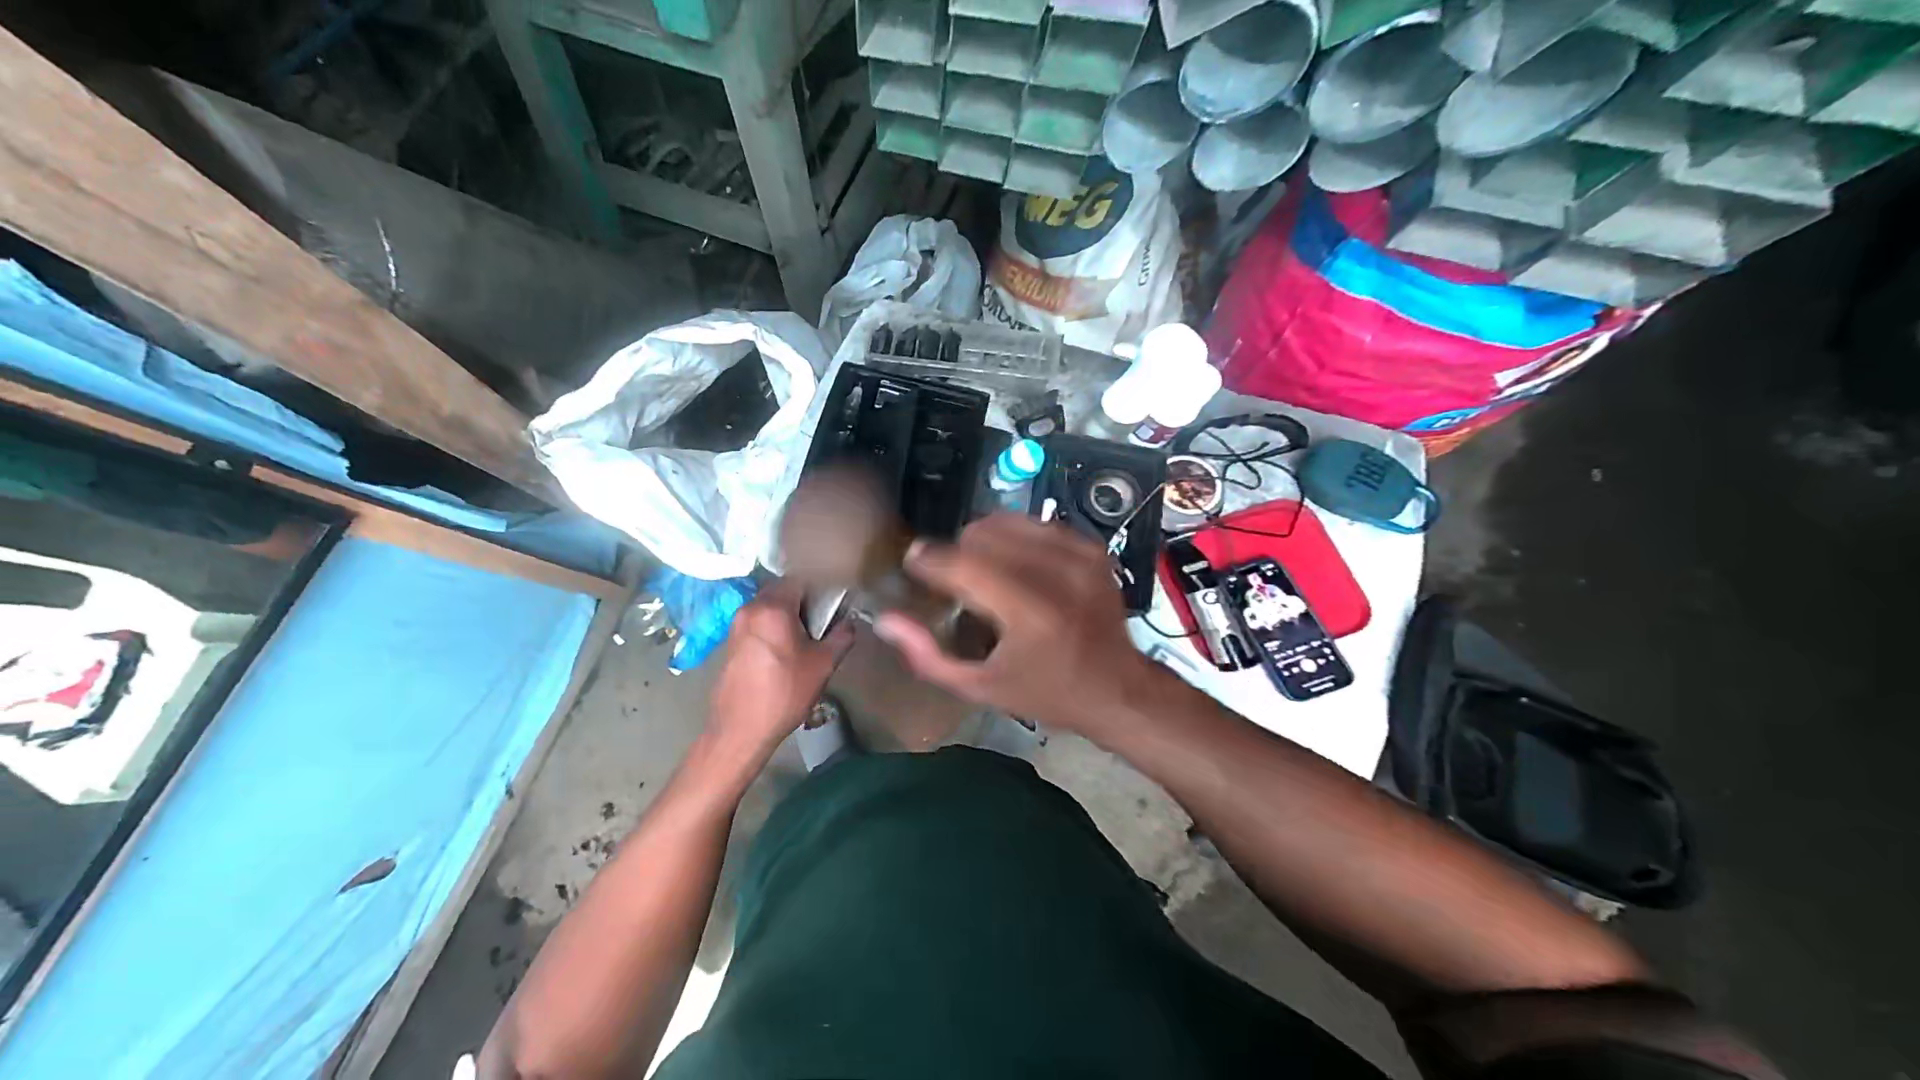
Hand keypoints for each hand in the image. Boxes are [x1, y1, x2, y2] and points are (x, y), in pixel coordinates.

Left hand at [707, 581, 854, 753]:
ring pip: (767, 606)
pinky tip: (784, 649)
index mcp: (773, 608)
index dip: (820, 587)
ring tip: (805, 636)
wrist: (740, 729)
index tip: (835, 601)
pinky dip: (772, 626)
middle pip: (781, 590)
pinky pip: (756, 621)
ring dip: (786, 613)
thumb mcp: (823, 665)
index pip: (800, 579)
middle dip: (803, 599)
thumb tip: (850, 623)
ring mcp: (736, 624)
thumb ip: (841, 637)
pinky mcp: (730, 641)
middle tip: (823, 619)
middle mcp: (750, 608)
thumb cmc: (785, 693)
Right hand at [872, 514, 1162, 733]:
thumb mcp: (982, 688)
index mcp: (1030, 613)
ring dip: (984, 541)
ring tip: (985, 571)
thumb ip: (929, 656)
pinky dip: (1016, 539)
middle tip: (955, 580)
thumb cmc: (1047, 693)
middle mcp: (1058, 574)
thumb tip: (887, 620)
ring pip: (1007, 521)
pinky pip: (1036, 524)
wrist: (1118, 687)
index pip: (963, 564)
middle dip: (957, 552)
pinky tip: (1016, 565)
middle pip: (982, 534)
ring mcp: (1079, 556)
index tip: (913, 563)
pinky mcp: (1092, 548)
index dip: (929, 559)